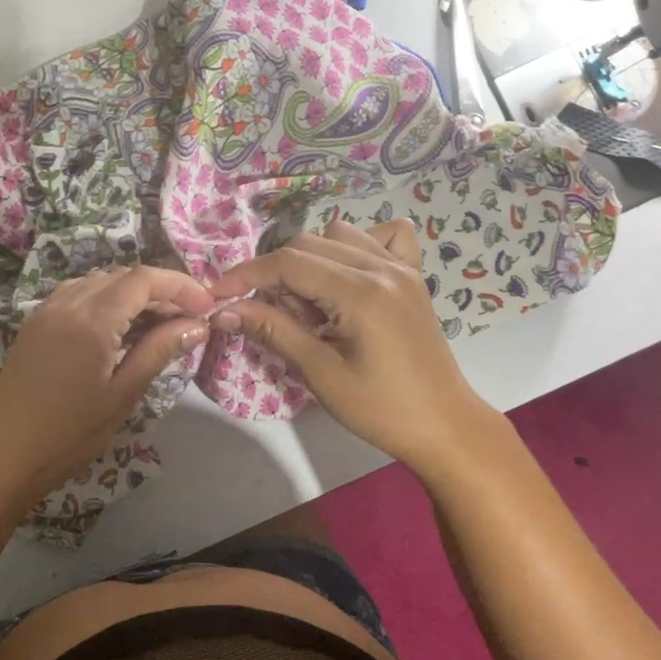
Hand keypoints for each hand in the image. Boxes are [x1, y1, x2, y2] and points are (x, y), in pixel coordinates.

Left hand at [0, 266, 212, 499]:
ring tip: (157, 324)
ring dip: (130, 294)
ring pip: (97, 283)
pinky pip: (75, 296)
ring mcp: (45, 312)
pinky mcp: (33, 325)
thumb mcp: (122, 394)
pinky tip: (117, 327)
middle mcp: (66, 303)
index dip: (180, 286)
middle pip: (121, 276)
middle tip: (187, 319)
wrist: (5, 455)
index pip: (143, 279)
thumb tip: (196, 325)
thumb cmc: (69, 434)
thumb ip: (158, 351)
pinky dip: (102, 301)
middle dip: (158, 290)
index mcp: (91, 319)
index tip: (206, 308)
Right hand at [209, 220, 500, 471]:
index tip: (216, 296)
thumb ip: (274, 331)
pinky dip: (354, 247)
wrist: (443, 424)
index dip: (245, 275)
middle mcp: (383, 267)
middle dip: (274, 272)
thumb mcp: (320, 373)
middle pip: (308, 243)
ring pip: (338, 235)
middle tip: (267, 314)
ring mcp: (402, 268)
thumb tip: (224, 311)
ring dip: (309, 259)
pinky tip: (346, 278)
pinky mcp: (412, 277)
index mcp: (361, 292)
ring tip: (308, 304)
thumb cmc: (381, 408)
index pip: (288, 263)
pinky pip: (382, 237)